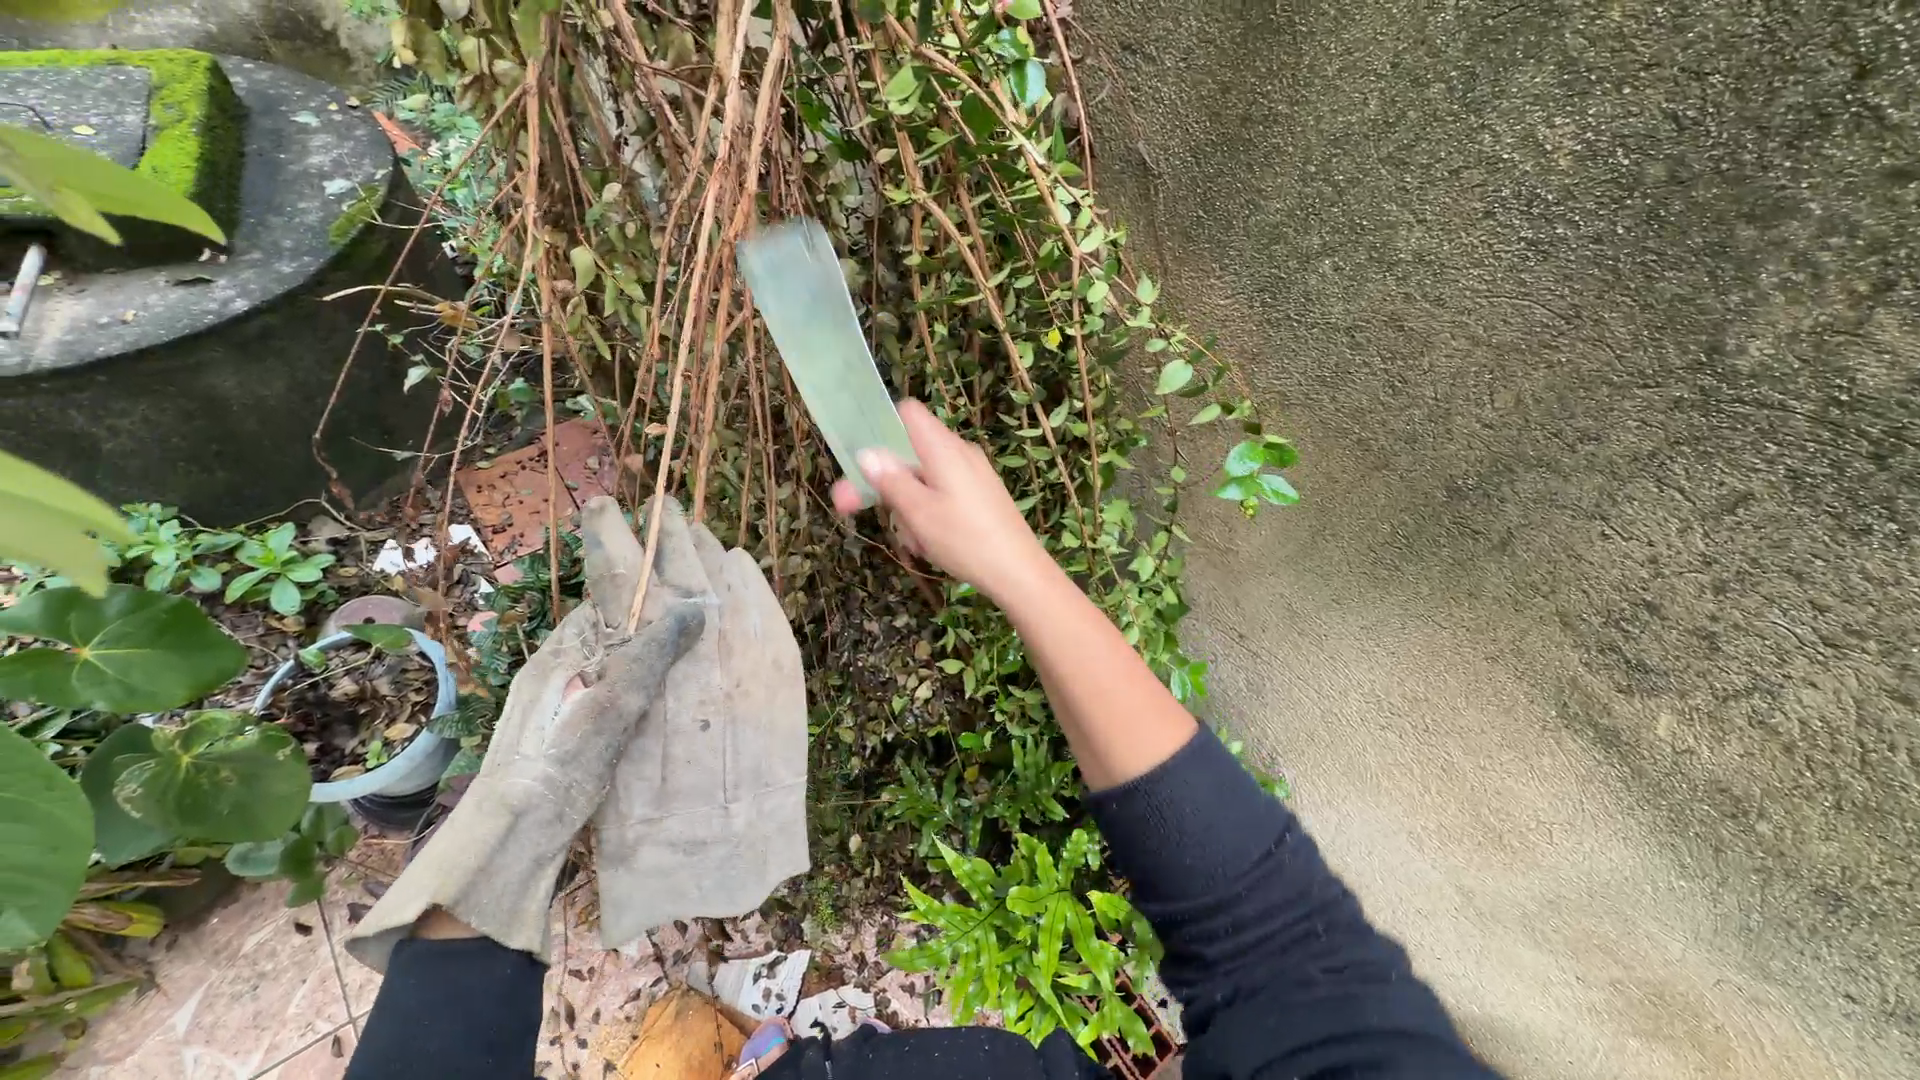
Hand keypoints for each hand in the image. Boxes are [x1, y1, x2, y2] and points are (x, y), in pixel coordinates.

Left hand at [346, 497, 704, 970]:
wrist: (511, 837)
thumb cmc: (559, 762)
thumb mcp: (613, 704)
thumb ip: (652, 654)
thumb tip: (697, 604)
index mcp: (566, 647)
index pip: (610, 594)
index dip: (645, 576)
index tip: (680, 559)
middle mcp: (560, 663)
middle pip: (613, 624)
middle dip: (651, 612)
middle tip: (700, 608)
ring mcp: (562, 698)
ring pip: (613, 660)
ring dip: (647, 652)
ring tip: (694, 653)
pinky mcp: (569, 729)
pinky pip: (611, 690)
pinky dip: (641, 685)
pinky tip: (664, 700)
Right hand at [831, 400, 1056, 603]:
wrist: (1019, 573)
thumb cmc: (965, 540)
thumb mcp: (918, 512)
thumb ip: (890, 479)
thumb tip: (866, 453)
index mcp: (943, 448)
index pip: (908, 413)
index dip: (880, 426)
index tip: (860, 455)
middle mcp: (960, 454)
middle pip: (910, 453)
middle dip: (884, 481)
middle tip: (851, 508)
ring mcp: (973, 476)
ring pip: (924, 480)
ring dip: (907, 506)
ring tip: (912, 540)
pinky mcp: (981, 498)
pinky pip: (943, 496)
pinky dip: (928, 515)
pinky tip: (930, 545)